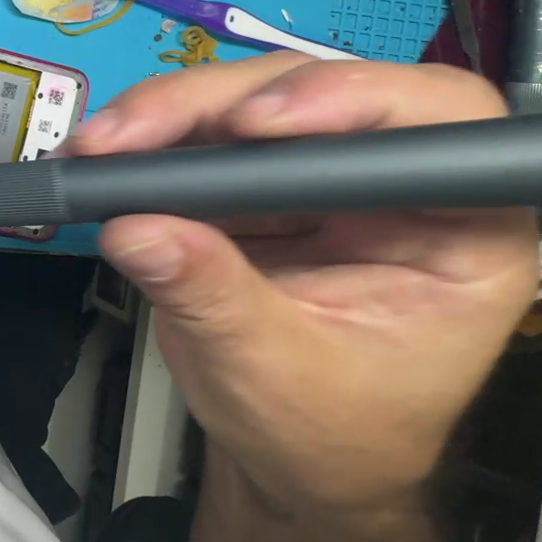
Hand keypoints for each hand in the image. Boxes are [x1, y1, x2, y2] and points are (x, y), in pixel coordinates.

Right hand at [59, 54, 537, 514]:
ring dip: (156, 116)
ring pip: (234, 101)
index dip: (351, 99)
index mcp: (450, 229)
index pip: (433, 122)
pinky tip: (92, 156)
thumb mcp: (270, 370)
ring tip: (92, 147)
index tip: (255, 124)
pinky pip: (188, 136)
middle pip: (305, 92)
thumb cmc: (321, 428)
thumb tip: (134, 229)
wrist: (284, 450)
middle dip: (207, 104)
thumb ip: (211, 296)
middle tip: (122, 135)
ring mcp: (303, 177)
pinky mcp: (239, 182)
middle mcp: (381, 184)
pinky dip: (135, 141)